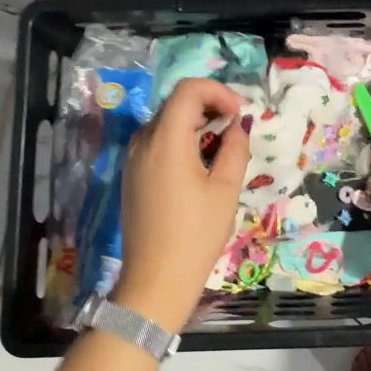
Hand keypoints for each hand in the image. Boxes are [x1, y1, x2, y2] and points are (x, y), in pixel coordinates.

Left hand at [111, 78, 249, 332]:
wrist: (156, 281)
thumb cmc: (196, 234)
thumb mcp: (225, 189)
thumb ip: (235, 148)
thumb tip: (237, 126)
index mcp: (165, 140)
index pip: (188, 90)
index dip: (218, 92)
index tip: (239, 114)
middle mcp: (143, 142)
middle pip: (176, 104)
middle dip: (209, 107)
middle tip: (236, 129)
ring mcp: (133, 159)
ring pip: (166, 123)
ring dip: (195, 124)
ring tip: (221, 149)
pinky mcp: (131, 176)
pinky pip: (157, 144)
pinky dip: (180, 142)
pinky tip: (199, 167)